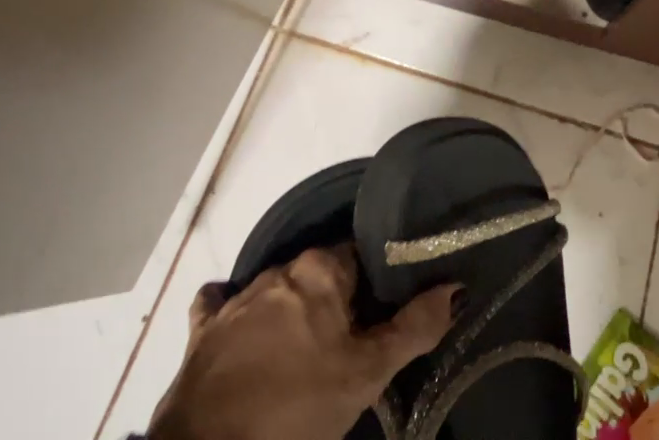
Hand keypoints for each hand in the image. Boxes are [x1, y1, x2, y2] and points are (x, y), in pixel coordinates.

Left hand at [149, 246, 459, 439]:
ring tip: (312, 349)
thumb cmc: (296, 404)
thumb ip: (415, 326)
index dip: (382, 280)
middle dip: (341, 298)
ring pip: (280, 291)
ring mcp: (237, 297)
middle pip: (323, 273)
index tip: (392, 308)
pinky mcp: (204, 328)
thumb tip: (454, 286)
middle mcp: (279, 269)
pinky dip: (243, 316)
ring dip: (296, 311)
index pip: (364, 255)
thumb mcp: (368, 373)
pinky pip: (226, 306)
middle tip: (360, 338)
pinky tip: (250, 336)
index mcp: (321, 269)